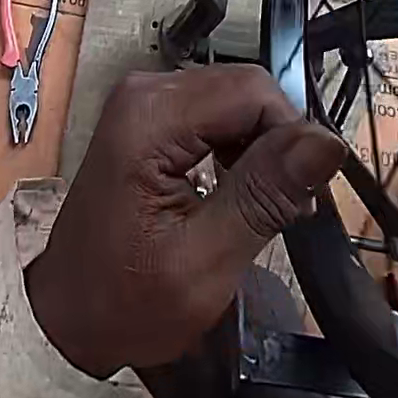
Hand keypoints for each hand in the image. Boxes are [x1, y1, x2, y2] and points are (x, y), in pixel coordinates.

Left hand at [25, 65, 345, 376]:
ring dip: (258, 146)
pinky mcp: (146, 114)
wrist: (69, 309)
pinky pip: (211, 111)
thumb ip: (264, 195)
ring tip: (260, 204)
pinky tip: (235, 187)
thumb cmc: (126, 298)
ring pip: (232, 98)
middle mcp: (144, 91)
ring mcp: (142, 100)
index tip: (298, 196)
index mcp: (150, 116)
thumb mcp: (204, 261)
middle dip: (275, 142)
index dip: (290, 135)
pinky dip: (235, 145)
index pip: (252, 90)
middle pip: (242, 88)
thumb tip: (327, 142)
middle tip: (282, 209)